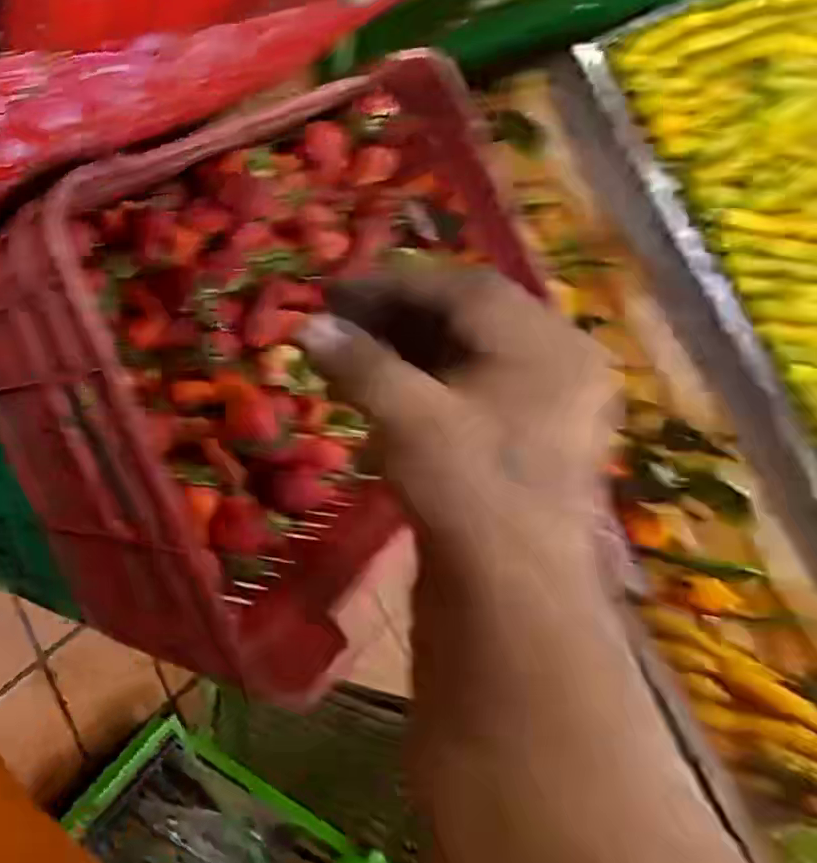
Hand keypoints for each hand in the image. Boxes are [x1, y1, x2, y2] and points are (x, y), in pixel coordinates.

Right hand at [298, 268, 618, 565]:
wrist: (510, 578)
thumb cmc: (467, 486)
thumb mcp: (406, 416)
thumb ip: (357, 363)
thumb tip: (305, 324)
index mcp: (546, 347)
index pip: (464, 289)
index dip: (392, 283)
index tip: (331, 292)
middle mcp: (557, 361)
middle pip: (467, 314)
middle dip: (393, 311)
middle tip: (332, 318)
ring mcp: (543, 398)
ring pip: (464, 347)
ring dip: (400, 341)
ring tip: (344, 348)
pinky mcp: (520, 429)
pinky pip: (465, 378)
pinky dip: (415, 371)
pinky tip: (374, 383)